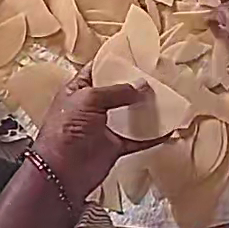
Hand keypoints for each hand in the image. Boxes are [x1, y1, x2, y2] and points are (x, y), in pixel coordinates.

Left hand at [32, 67, 164, 196]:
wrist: (62, 172)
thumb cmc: (66, 130)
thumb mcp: (88, 99)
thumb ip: (116, 91)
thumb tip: (142, 86)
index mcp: (78, 90)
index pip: (97, 70)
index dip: (113, 62)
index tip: (134, 55)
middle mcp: (91, 107)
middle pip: (117, 92)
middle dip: (134, 84)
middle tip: (156, 75)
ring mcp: (103, 127)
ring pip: (129, 114)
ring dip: (145, 108)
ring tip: (165, 97)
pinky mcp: (114, 146)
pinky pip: (137, 139)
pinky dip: (151, 136)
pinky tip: (166, 130)